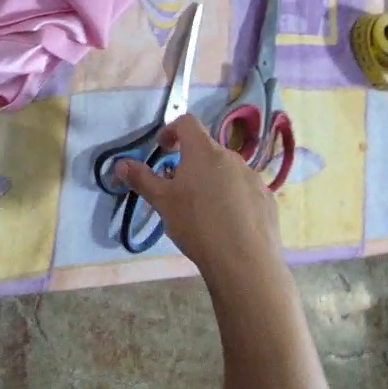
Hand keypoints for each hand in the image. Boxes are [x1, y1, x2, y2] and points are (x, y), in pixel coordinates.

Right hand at [116, 114, 280, 292]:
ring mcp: (253, 178)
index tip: (163, 149)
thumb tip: (120, 164)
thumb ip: (141, 178)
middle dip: (191, 162)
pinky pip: (244, 189)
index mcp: (204, 152)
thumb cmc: (198, 226)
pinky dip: (233, 196)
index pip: (187, 123)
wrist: (246, 265)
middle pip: (207, 149)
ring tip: (203, 208)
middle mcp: (231, 158)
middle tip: (178, 187)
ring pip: (227, 170)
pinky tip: (227, 223)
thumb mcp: (162, 202)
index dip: (172, 130)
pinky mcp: (268, 200)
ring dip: (212, 179)